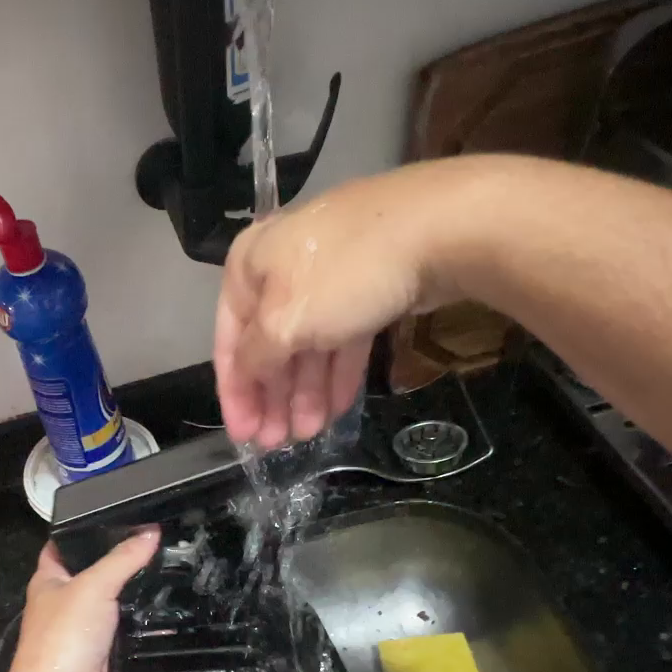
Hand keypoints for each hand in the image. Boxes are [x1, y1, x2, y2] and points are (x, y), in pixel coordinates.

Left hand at [0, 529, 160, 671]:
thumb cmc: (64, 637)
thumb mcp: (93, 587)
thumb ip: (122, 559)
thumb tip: (152, 532)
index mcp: (47, 579)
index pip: (64, 543)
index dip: (86, 527)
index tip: (121, 511)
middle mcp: (63, 600)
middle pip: (94, 570)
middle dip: (120, 556)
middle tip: (158, 534)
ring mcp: (83, 627)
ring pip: (113, 599)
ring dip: (134, 588)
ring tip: (171, 560)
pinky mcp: (103, 651)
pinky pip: (125, 627)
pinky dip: (141, 618)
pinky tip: (166, 601)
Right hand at [214, 161, 473, 447]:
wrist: (441, 228)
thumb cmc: (343, 277)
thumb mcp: (283, 325)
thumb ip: (254, 359)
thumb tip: (247, 376)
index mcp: (248, 265)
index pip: (229, 341)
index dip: (235, 393)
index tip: (243, 435)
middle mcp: (281, 267)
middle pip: (270, 345)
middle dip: (273, 398)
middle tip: (276, 443)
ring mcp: (329, 274)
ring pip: (309, 344)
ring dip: (305, 393)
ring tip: (309, 434)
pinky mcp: (369, 285)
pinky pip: (343, 337)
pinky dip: (338, 372)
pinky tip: (338, 408)